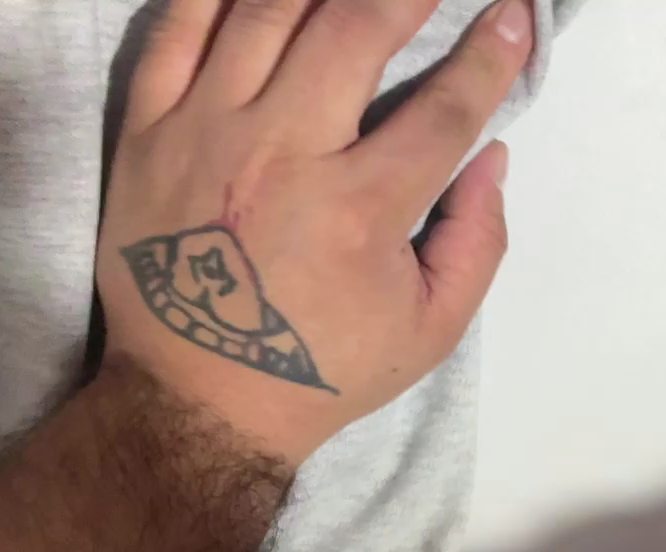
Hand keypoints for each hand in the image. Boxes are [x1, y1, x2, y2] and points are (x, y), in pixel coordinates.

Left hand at [98, 0, 534, 463]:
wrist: (206, 400)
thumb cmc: (329, 370)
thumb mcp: (432, 332)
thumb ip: (477, 245)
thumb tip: (491, 159)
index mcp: (361, 210)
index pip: (442, 111)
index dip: (488, 57)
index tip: (517, 16)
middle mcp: (283, 154)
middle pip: (352, 31)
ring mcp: (205, 133)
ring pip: (266, 11)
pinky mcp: (148, 131)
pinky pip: (177, 26)